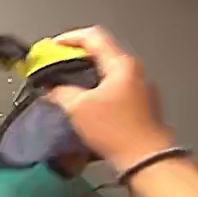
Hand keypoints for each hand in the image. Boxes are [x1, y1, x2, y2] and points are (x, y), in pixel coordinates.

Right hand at [47, 26, 176, 174]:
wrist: (146, 159)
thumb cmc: (113, 129)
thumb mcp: (78, 108)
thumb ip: (60, 91)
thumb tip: (51, 87)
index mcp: (121, 64)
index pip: (93, 37)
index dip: (69, 38)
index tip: (51, 47)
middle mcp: (134, 71)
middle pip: (102, 53)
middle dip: (76, 57)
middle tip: (56, 67)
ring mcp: (141, 87)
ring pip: (108, 71)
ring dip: (86, 74)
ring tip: (67, 85)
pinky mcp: (142, 104)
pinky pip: (115, 86)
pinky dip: (97, 87)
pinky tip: (85, 102)